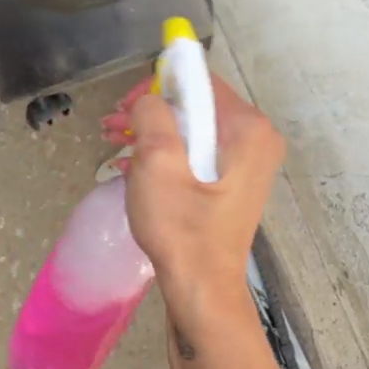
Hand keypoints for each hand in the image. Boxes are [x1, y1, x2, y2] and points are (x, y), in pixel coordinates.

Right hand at [124, 75, 285, 309]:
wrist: (200, 288)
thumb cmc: (181, 225)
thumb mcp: (157, 161)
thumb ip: (152, 114)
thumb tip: (149, 99)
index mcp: (248, 128)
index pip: (200, 81)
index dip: (158, 85)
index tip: (125, 106)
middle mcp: (256, 139)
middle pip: (194, 104)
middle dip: (149, 112)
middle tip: (112, 127)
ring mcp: (246, 163)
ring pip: (191, 129)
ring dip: (151, 132)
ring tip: (114, 143)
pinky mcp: (232, 182)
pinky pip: (195, 152)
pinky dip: (164, 154)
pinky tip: (131, 166)